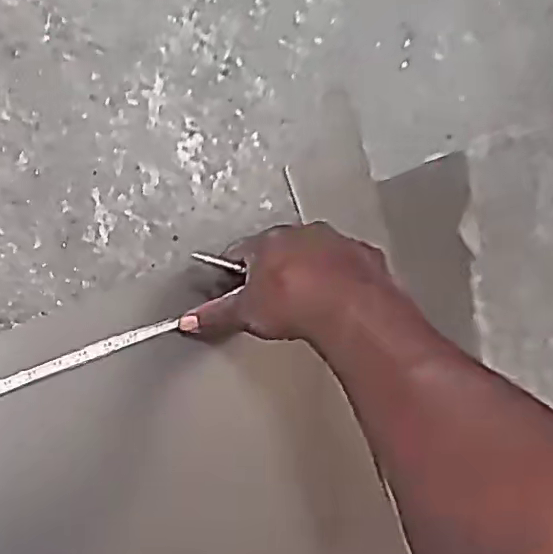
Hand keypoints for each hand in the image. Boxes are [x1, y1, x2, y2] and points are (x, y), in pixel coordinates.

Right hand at [180, 222, 422, 348]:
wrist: (350, 309)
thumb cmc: (298, 302)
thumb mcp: (245, 313)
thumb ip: (215, 315)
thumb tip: (190, 320)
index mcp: (269, 241)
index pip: (238, 252)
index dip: (230, 273)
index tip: (230, 289)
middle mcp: (302, 234)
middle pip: (277, 250)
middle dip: (269, 271)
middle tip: (263, 299)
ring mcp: (335, 242)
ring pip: (311, 254)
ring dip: (303, 272)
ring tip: (297, 303)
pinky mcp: (362, 258)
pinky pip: (342, 266)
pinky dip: (334, 281)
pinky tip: (329, 301)